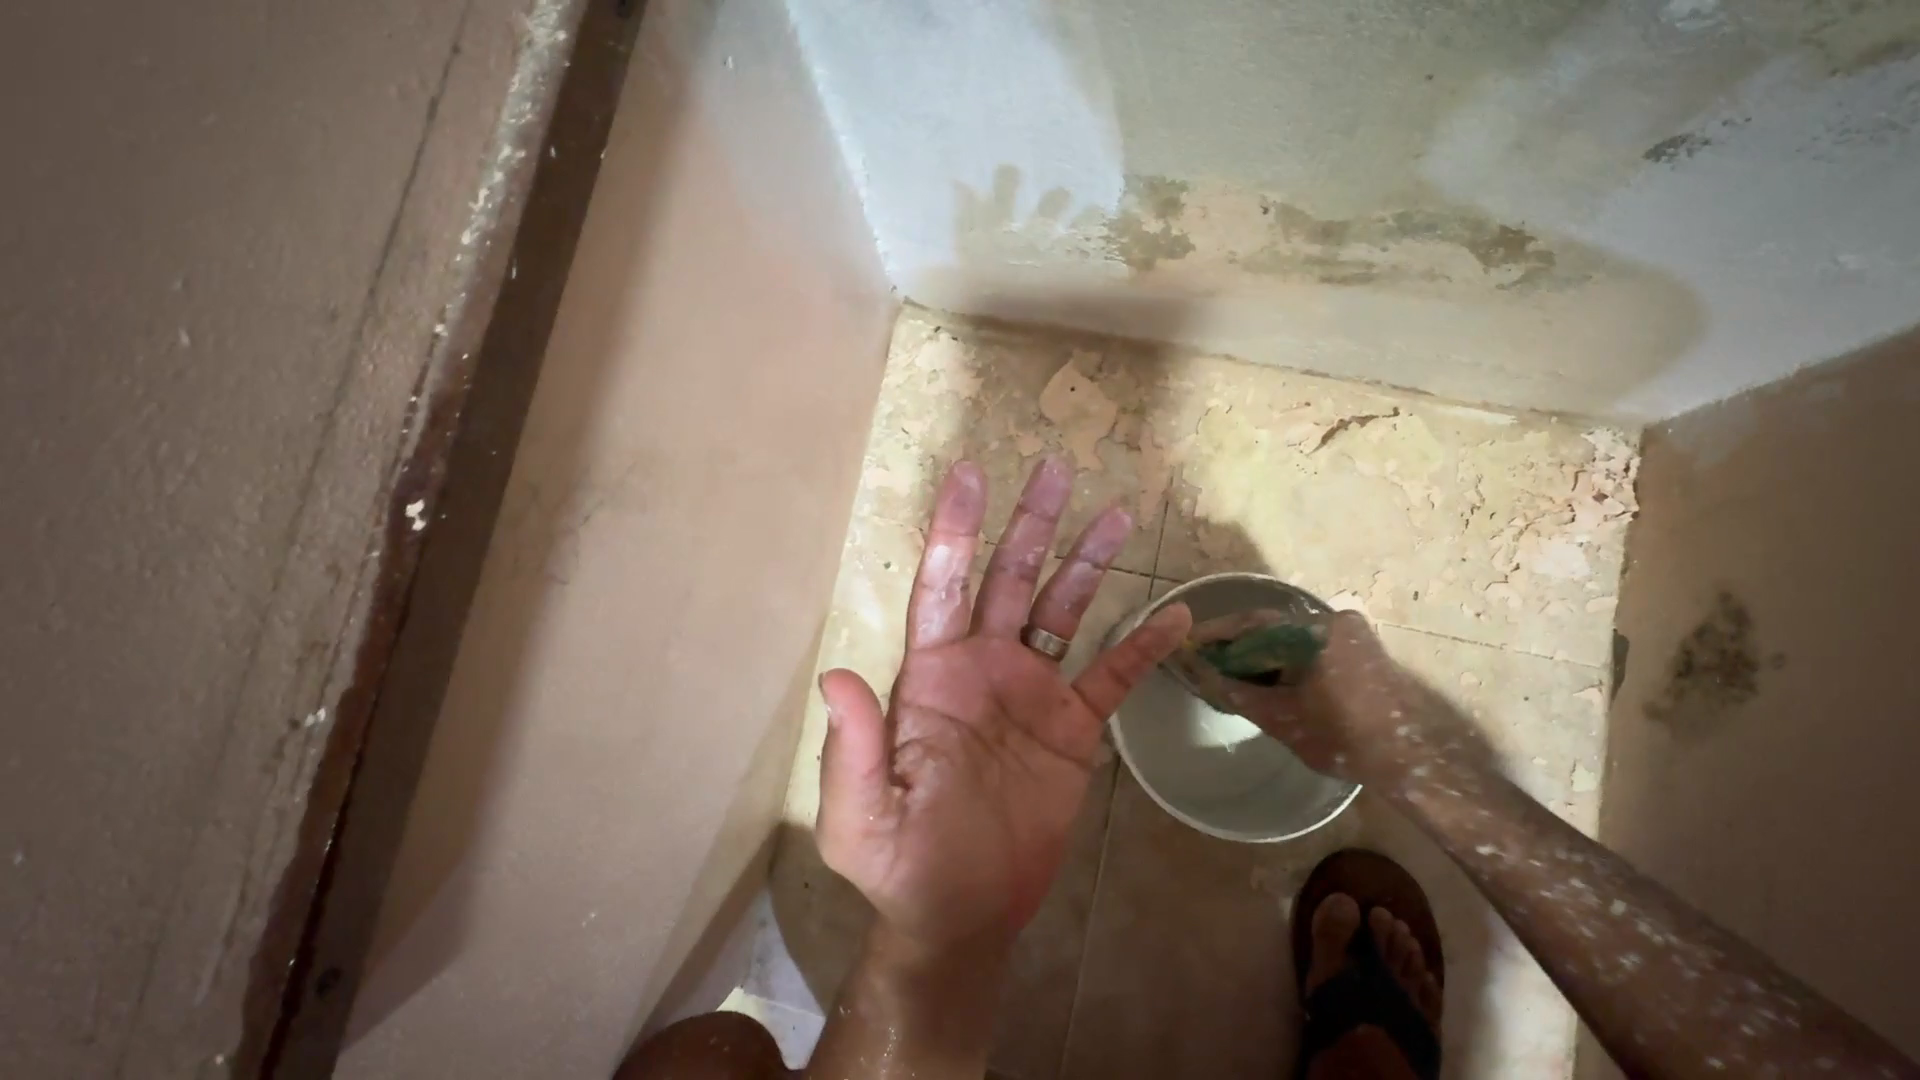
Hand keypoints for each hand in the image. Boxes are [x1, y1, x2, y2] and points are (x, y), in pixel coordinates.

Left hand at [815, 458, 1190, 953]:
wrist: (960, 910)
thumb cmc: (899, 861)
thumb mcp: (859, 813)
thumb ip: (853, 745)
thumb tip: (835, 675)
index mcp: (932, 673)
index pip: (944, 584)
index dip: (956, 528)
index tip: (971, 473)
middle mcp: (984, 666)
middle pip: (1011, 578)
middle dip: (1031, 523)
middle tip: (1055, 467)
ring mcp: (1032, 693)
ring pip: (1064, 610)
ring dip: (1088, 561)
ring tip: (1117, 512)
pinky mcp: (1072, 729)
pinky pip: (1113, 676)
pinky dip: (1142, 645)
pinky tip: (1173, 611)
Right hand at [1186, 610, 1484, 790]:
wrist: (1413, 762)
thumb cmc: (1343, 738)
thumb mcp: (1279, 718)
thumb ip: (1235, 691)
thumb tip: (1199, 672)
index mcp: (1314, 631)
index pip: (1251, 623)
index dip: (1216, 633)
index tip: (1188, 642)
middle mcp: (1335, 621)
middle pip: (1271, 627)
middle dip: (1237, 644)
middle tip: (1206, 661)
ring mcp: (1353, 634)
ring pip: (1291, 638)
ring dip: (1262, 654)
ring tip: (1232, 674)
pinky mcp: (1363, 651)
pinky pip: (1311, 647)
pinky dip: (1286, 659)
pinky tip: (1269, 679)